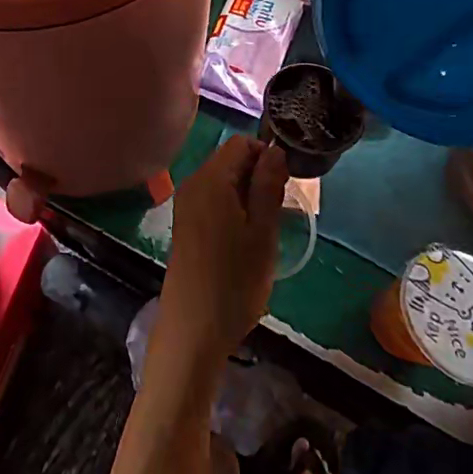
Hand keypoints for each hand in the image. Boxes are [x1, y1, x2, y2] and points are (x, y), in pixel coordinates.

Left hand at [156, 135, 289, 364]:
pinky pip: (214, 200)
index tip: (286, 186)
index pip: (242, 143)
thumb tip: (276, 149)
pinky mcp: (186, 224)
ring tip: (267, 228)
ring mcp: (186, 205)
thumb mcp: (262, 232)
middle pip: (231, 160)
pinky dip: (234, 208)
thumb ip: (268, 185)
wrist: (192, 331)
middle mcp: (193, 184)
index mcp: (210, 179)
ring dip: (249, 194)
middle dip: (259, 176)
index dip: (267, 156)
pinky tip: (248, 238)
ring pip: (224, 181)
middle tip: (280, 211)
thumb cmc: (234, 281)